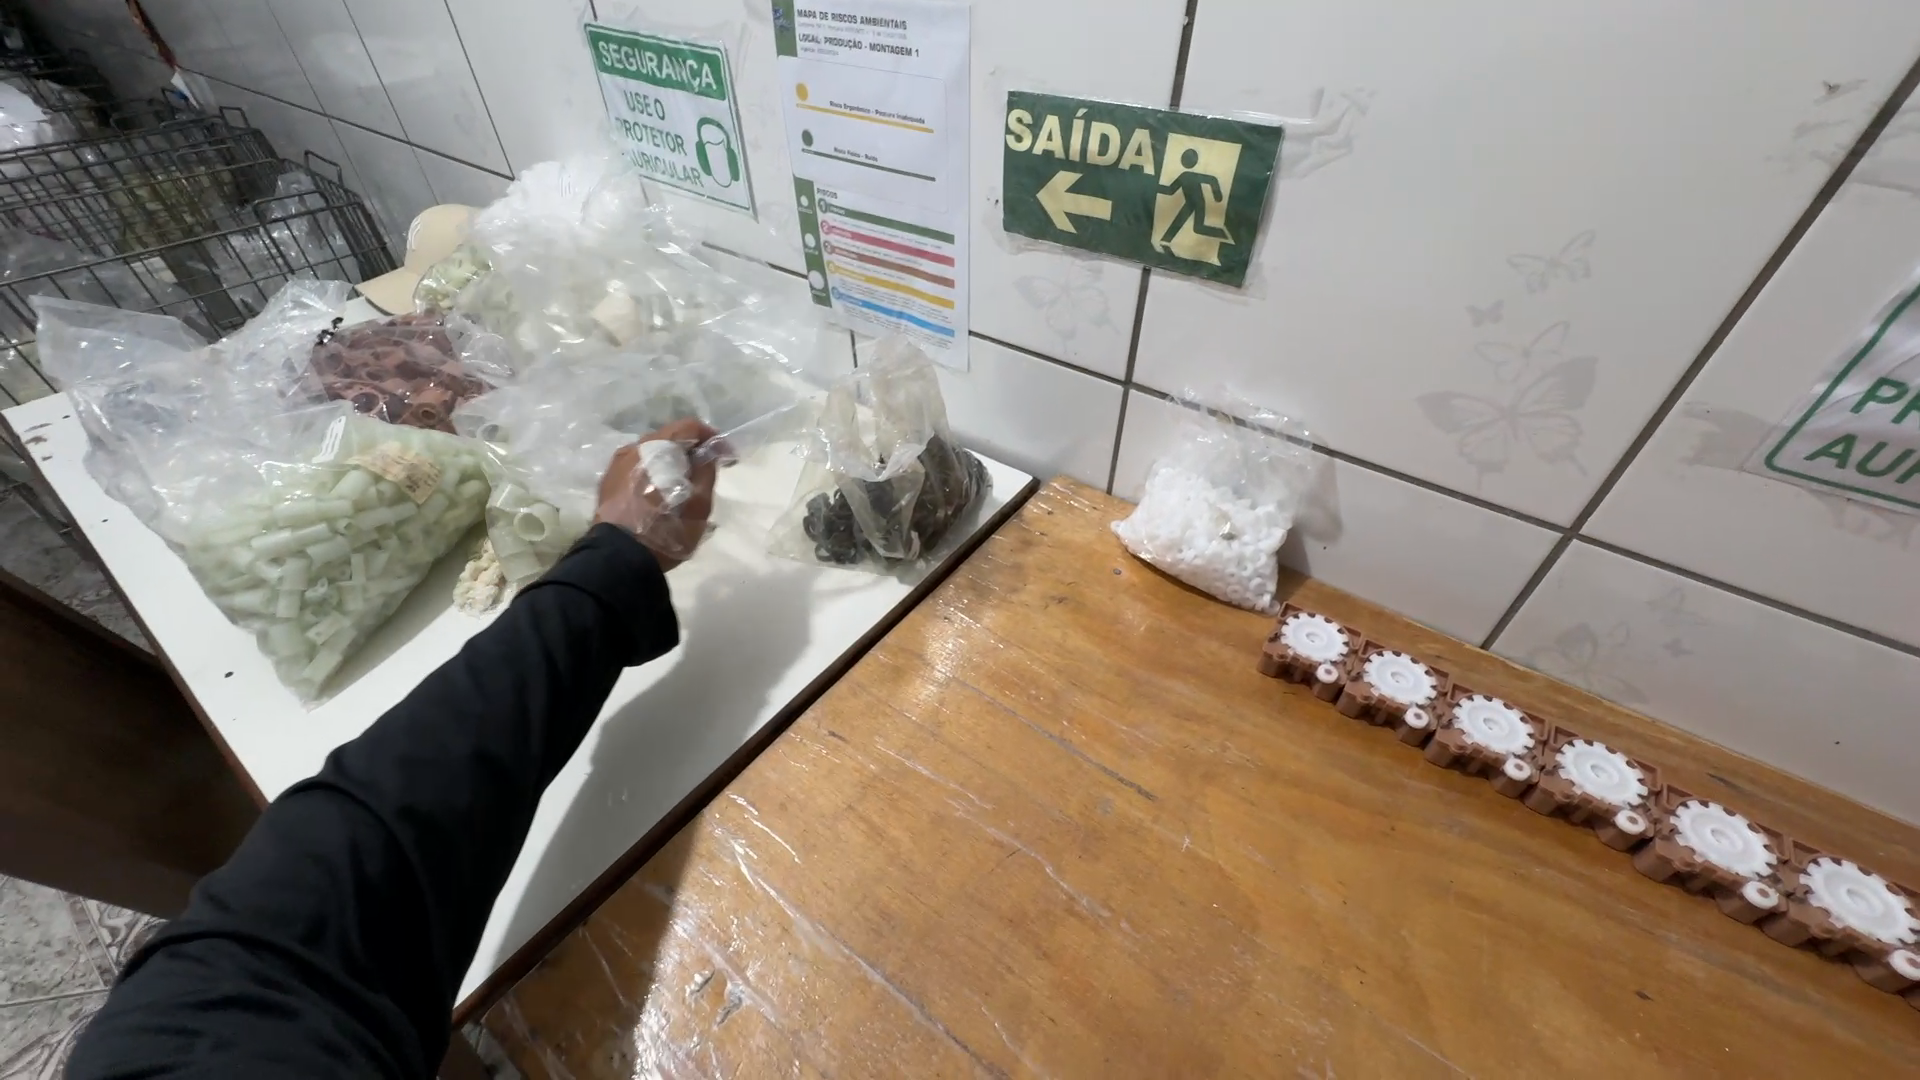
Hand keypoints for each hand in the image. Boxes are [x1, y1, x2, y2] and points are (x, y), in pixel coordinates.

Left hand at [593, 418, 720, 571]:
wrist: (619, 558)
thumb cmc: (666, 529)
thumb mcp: (699, 504)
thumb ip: (707, 471)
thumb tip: (709, 453)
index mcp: (658, 449)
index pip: (690, 426)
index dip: (712, 438)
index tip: (727, 457)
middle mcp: (634, 448)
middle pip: (669, 438)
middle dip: (691, 450)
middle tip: (708, 472)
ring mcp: (617, 464)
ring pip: (651, 453)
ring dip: (670, 462)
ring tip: (683, 486)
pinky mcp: (607, 482)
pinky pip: (636, 468)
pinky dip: (653, 473)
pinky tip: (660, 494)